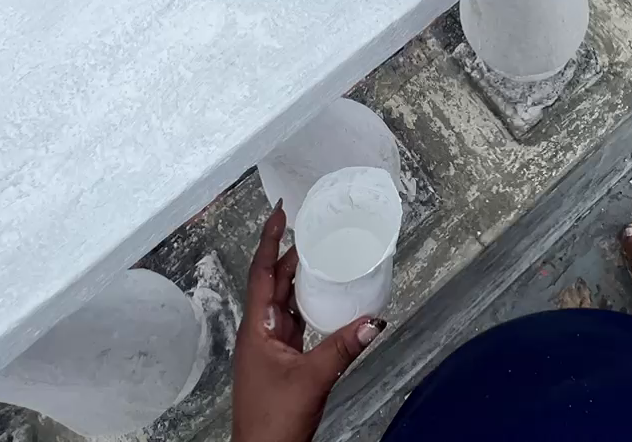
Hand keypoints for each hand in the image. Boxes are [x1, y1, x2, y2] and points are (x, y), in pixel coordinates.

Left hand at [231, 204, 382, 441]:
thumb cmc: (274, 421)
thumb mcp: (312, 379)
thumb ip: (343, 347)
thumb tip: (375, 320)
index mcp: (256, 328)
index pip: (261, 272)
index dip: (268, 239)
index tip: (280, 210)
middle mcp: (259, 330)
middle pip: (272, 280)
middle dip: (287, 251)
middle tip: (310, 226)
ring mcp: (269, 344)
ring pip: (282, 298)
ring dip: (296, 275)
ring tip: (318, 251)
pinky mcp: (281, 358)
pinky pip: (293, 317)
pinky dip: (305, 300)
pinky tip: (323, 295)